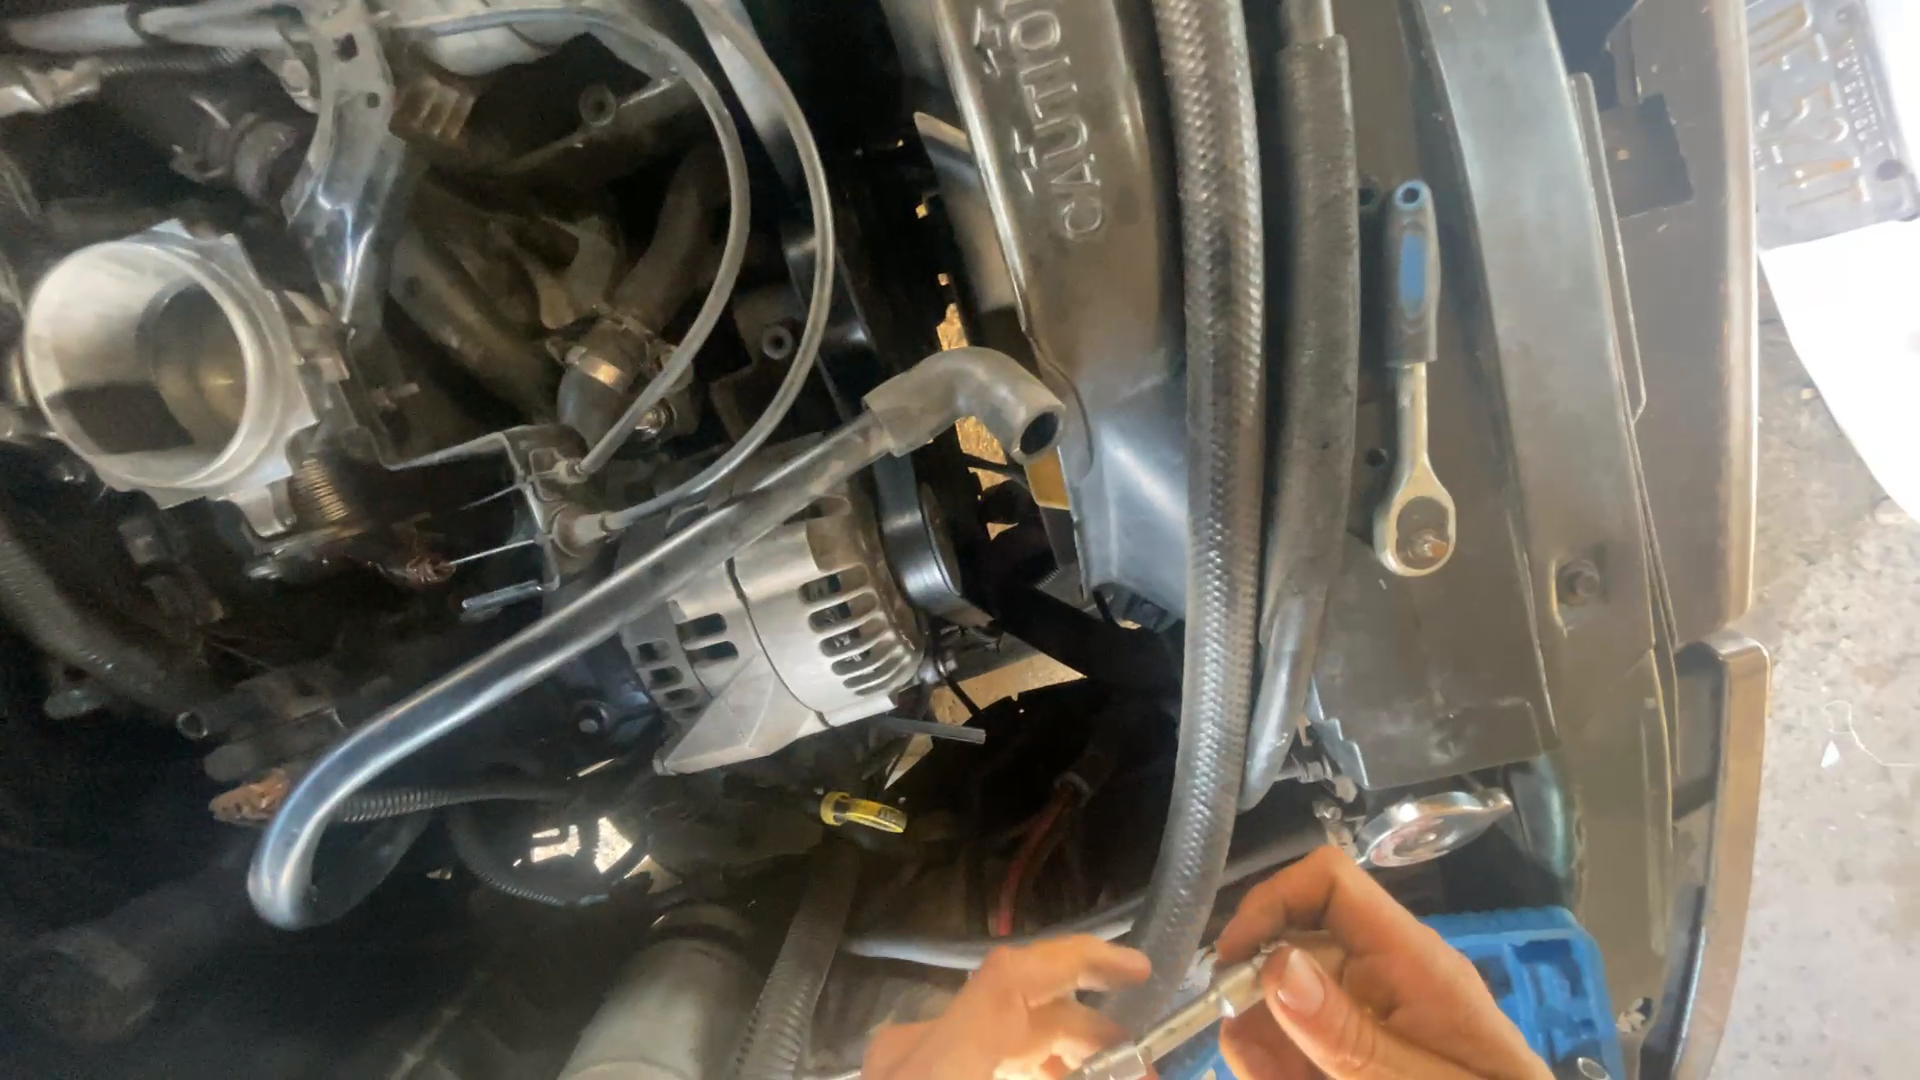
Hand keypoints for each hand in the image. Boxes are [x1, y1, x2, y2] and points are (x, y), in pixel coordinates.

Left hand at [862, 935, 1150, 1079]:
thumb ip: (1062, 1074)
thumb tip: (1130, 1067)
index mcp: (936, 1061)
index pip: (1012, 975)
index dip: (1079, 956)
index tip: (1139, 968)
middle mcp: (912, 1048)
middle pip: (1011, 1008)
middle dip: (1084, 1027)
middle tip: (1143, 1061)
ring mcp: (899, 1065)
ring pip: (993, 1035)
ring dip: (1053, 1051)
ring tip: (1107, 1072)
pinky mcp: (899, 1078)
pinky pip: (969, 1058)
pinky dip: (1015, 1066)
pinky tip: (1049, 1079)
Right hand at [1216, 847, 1551, 1079]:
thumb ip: (1354, 1040)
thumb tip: (1276, 965)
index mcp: (1412, 962)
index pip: (1331, 881)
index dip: (1273, 899)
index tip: (1234, 958)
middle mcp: (1384, 976)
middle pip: (1290, 944)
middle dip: (1253, 995)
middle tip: (1244, 1055)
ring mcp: (1368, 1017)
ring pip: (1280, 1001)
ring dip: (1260, 1043)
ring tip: (1269, 1079)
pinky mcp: (1359, 1053)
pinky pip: (1294, 1043)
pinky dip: (1273, 1066)